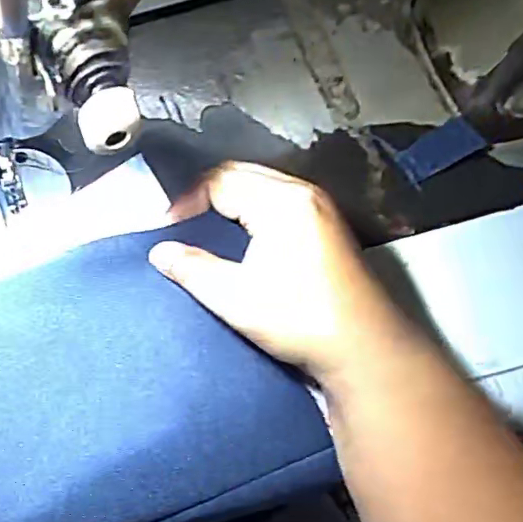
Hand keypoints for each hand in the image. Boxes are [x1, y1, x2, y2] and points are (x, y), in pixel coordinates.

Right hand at [149, 162, 418, 386]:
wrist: (362, 347)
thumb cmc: (299, 320)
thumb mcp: (235, 298)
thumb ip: (192, 270)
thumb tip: (160, 252)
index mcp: (281, 202)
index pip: (220, 180)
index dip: (186, 200)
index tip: (167, 229)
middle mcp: (304, 194)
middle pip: (244, 174)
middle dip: (207, 194)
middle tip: (183, 223)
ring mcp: (321, 210)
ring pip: (263, 187)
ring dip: (231, 201)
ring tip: (207, 230)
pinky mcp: (329, 229)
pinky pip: (281, 202)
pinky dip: (254, 211)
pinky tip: (244, 241)